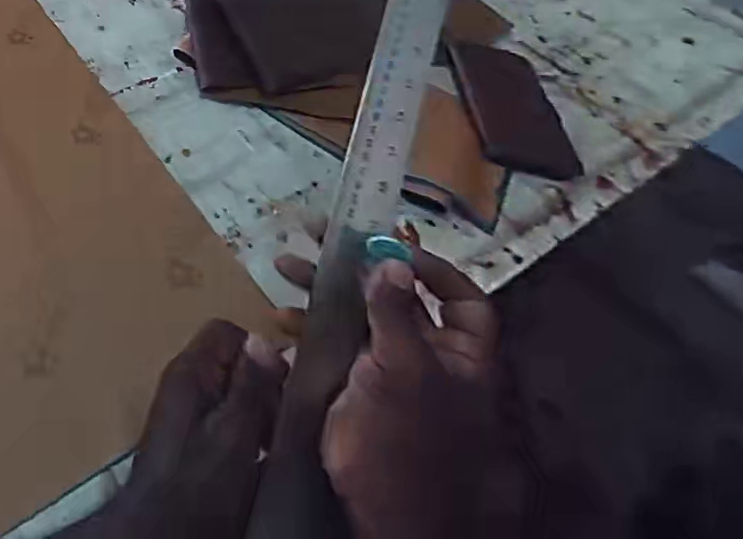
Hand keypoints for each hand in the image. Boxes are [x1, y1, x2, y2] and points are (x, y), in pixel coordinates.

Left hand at [61, 320, 286, 538]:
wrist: (160, 527)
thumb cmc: (199, 485)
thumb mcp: (234, 435)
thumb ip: (250, 387)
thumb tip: (264, 339)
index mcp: (190, 370)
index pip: (225, 332)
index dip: (259, 352)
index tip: (285, 388)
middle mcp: (183, 379)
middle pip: (229, 359)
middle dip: (261, 384)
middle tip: (280, 422)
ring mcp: (183, 405)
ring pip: (229, 388)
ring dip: (256, 408)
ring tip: (273, 442)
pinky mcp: (188, 431)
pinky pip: (222, 413)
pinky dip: (244, 427)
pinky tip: (258, 458)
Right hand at [276, 240, 522, 538]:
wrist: (384, 510)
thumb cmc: (408, 440)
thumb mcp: (402, 370)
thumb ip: (393, 313)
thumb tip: (390, 259)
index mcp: (459, 356)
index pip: (461, 300)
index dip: (430, 268)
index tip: (386, 242)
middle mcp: (426, 356)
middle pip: (393, 295)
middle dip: (353, 265)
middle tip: (315, 232)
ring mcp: (387, 369)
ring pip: (355, 313)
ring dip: (320, 287)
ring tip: (284, 265)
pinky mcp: (352, 383)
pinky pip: (329, 340)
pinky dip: (306, 325)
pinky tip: (281, 322)